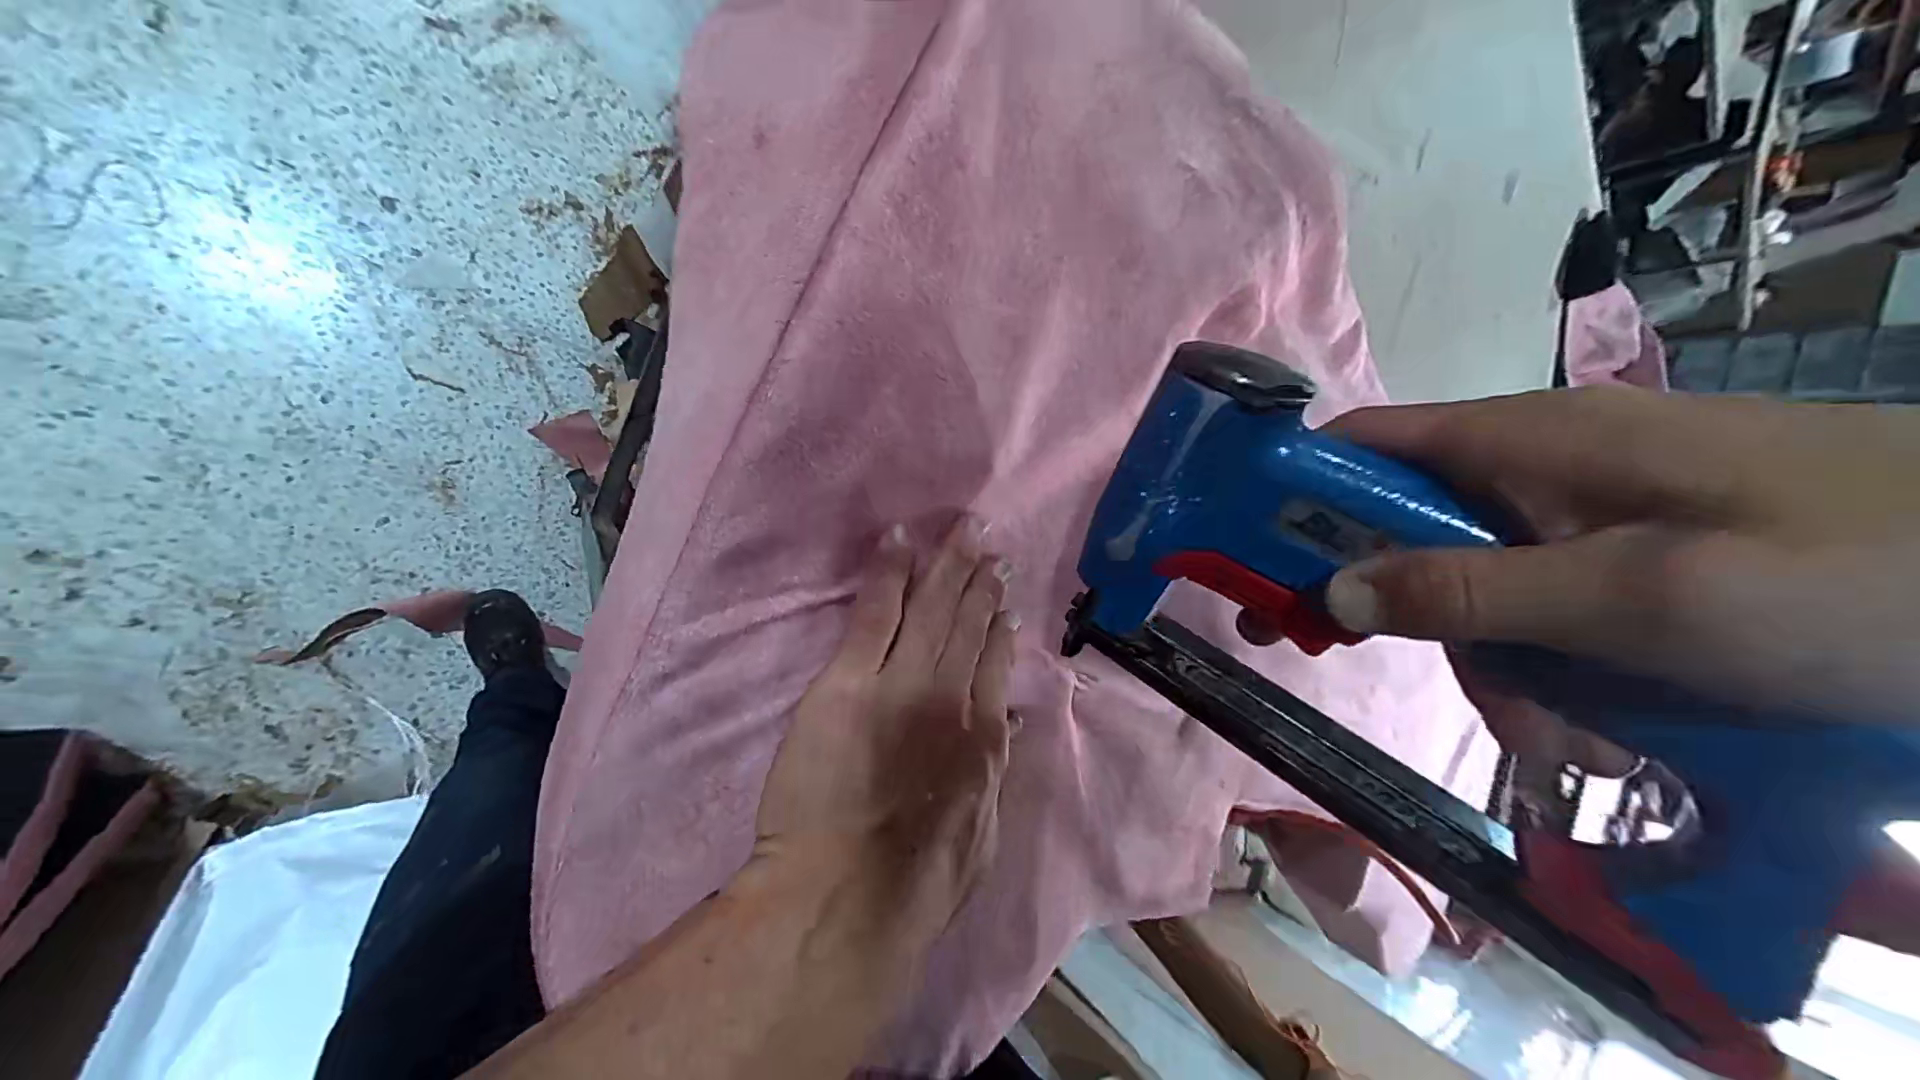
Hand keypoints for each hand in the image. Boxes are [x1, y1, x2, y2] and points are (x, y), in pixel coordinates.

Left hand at [754, 515, 1017, 940]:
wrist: (846, 899)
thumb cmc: (914, 884)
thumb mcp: (978, 837)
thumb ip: (992, 772)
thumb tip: (1006, 723)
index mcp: (981, 739)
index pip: (994, 666)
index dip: (1000, 628)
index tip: (1004, 601)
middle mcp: (949, 698)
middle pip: (969, 625)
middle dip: (981, 580)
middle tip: (989, 544)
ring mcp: (902, 683)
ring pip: (933, 609)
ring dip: (949, 565)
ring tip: (964, 530)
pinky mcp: (851, 681)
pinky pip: (876, 613)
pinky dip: (891, 573)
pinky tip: (901, 539)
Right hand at [1295, 387, 1919, 719]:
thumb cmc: (1865, 576)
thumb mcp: (1644, 598)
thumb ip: (1472, 591)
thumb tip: (1328, 592)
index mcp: (1523, 438)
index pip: (1357, 443)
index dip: (1287, 489)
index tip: (1249, 560)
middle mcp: (1538, 457)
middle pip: (1397, 512)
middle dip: (1376, 589)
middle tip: (1331, 648)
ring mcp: (1587, 500)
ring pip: (1467, 567)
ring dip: (1474, 643)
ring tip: (1550, 725)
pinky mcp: (1630, 540)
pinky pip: (1533, 592)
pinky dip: (1536, 651)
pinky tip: (1592, 706)